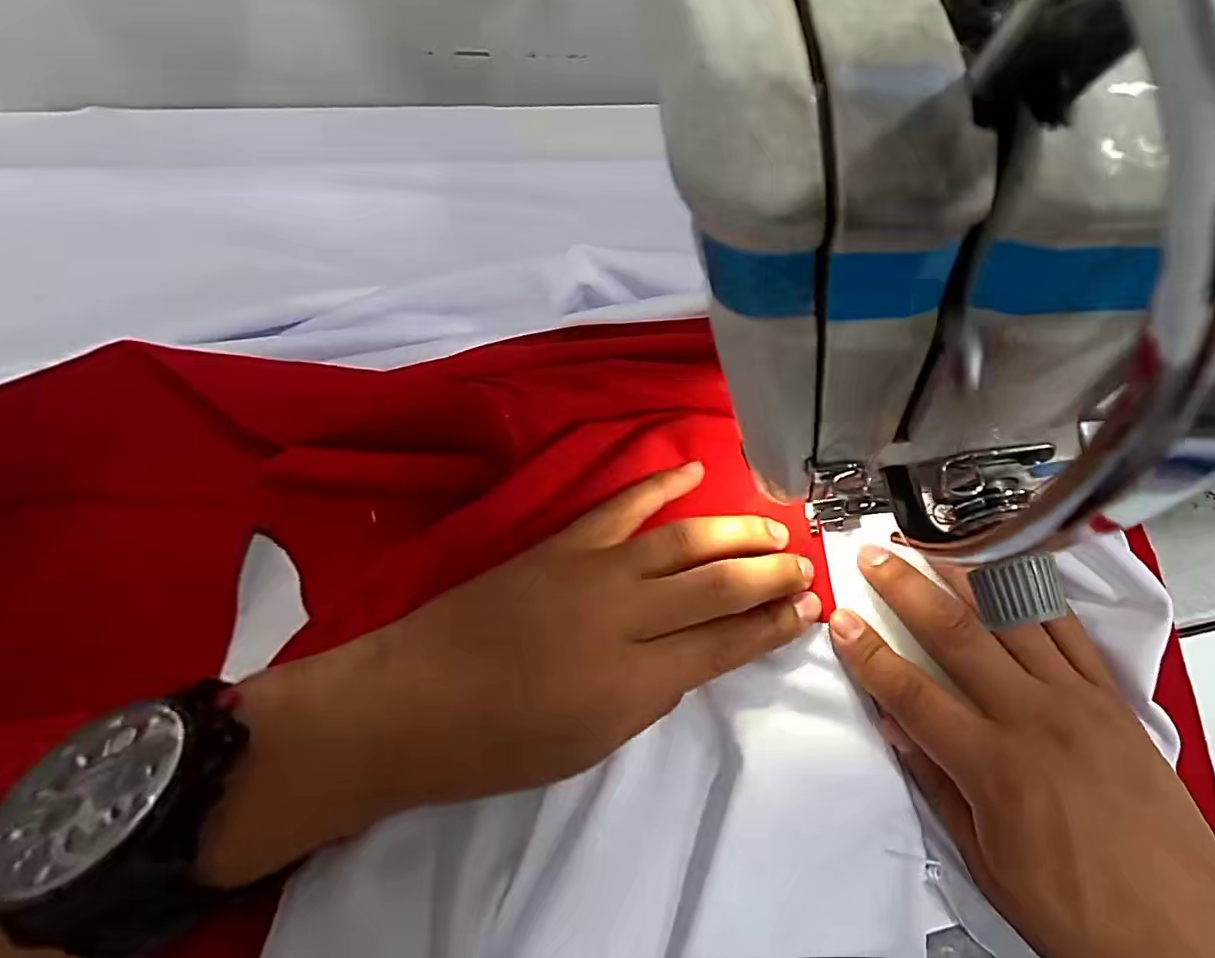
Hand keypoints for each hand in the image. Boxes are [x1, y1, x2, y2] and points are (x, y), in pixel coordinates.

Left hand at [195, 462, 818, 886]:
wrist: (404, 705)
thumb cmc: (500, 744)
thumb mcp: (593, 741)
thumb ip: (657, 690)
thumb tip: (701, 649)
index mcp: (631, 680)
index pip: (725, 643)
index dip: (773, 625)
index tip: (809, 609)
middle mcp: (621, 617)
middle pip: (717, 585)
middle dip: (770, 575)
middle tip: (806, 566)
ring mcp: (591, 571)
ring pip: (684, 541)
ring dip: (736, 532)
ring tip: (774, 529)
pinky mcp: (561, 544)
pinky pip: (621, 506)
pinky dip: (661, 484)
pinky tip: (695, 470)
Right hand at [829, 546, 1214, 957]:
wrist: (1183, 924)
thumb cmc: (1088, 911)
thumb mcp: (988, 863)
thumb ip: (939, 785)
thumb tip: (901, 732)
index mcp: (995, 768)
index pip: (912, 693)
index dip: (869, 655)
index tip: (845, 625)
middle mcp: (1034, 718)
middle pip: (954, 633)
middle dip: (905, 588)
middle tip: (876, 559)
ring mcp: (1075, 697)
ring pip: (1009, 614)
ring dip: (962, 574)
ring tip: (932, 546)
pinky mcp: (1108, 693)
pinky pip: (1066, 627)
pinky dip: (1031, 593)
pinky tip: (1008, 572)